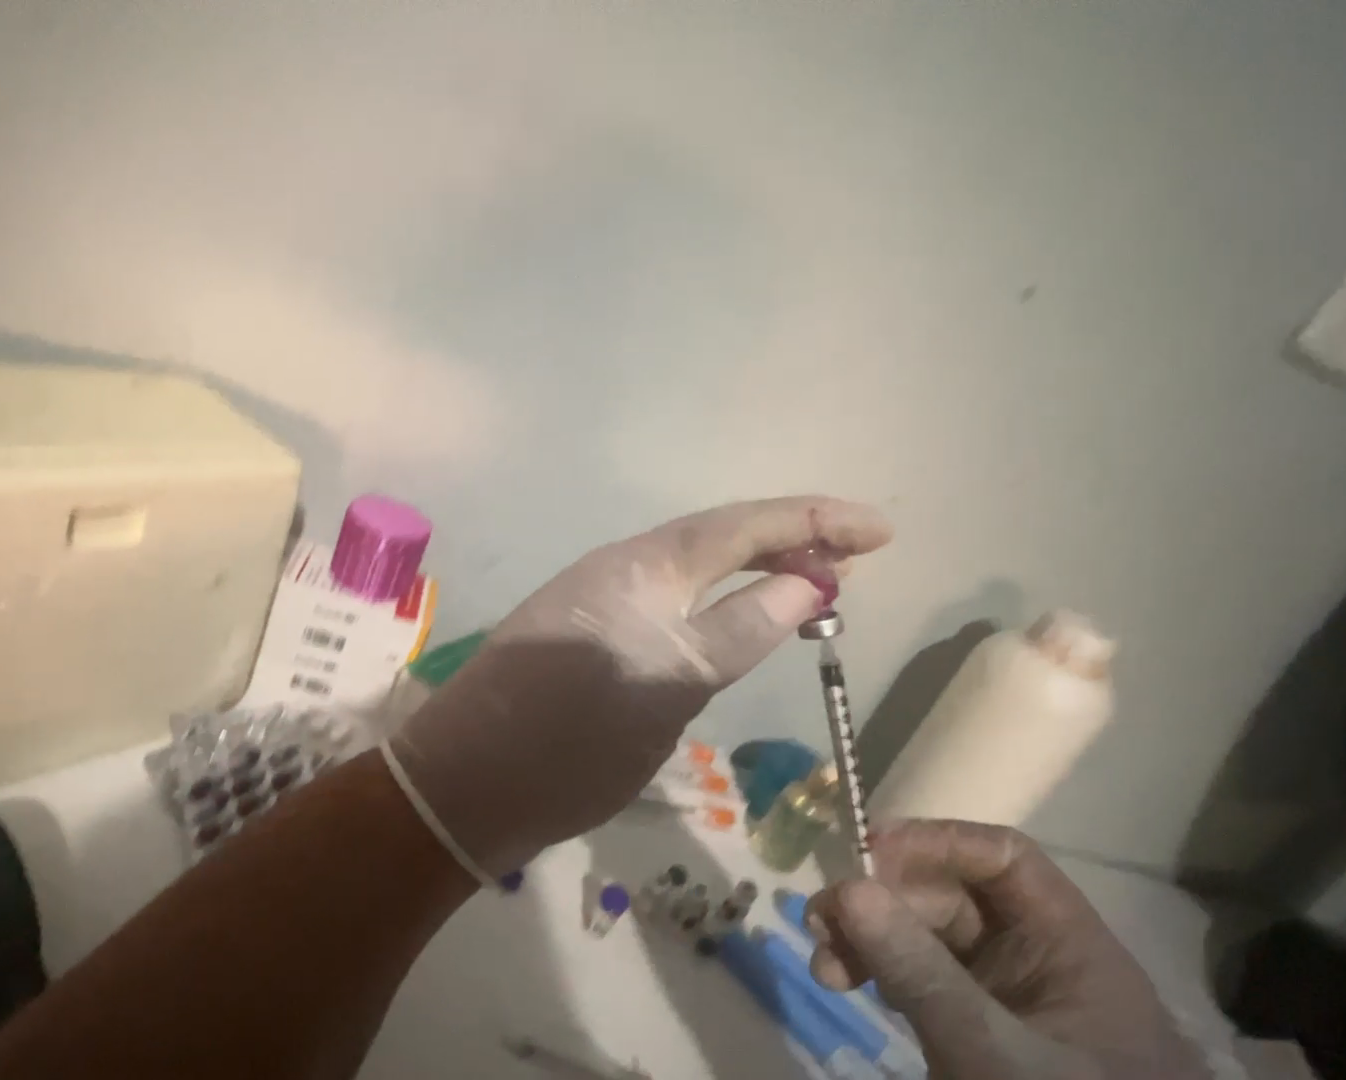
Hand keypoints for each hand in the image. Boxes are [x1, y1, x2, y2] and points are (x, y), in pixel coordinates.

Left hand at [385, 497, 890, 877]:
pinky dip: (713, 597)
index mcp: (641, 569)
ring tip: (811, 581)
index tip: (881, 530)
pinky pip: (665, 595)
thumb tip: (808, 582)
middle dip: (789, 539)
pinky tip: (735, 612)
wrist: (465, 783)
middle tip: (855, 556)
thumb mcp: (671, 687)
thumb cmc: (570, 742)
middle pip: (717, 536)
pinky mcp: (584, 627)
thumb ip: (739, 629)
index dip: (815, 522)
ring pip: (690, 565)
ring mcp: (596, 595)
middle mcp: (618, 566)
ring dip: (752, 565)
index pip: (743, 527)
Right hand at [808, 821, 1210, 1079]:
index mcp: (1074, 949)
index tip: (865, 857)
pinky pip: (921, 978)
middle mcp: (1040, 962)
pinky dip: (880, 972)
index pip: (1004, 858)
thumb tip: (848, 887)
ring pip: (927, 935)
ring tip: (824, 966)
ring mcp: (1009, 1001)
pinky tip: (851, 985)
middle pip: (951, 895)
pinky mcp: (980, 1034)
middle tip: (820, 925)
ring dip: (869, 938)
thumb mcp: (994, 1059)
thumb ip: (922, 974)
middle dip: (881, 901)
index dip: (935, 843)